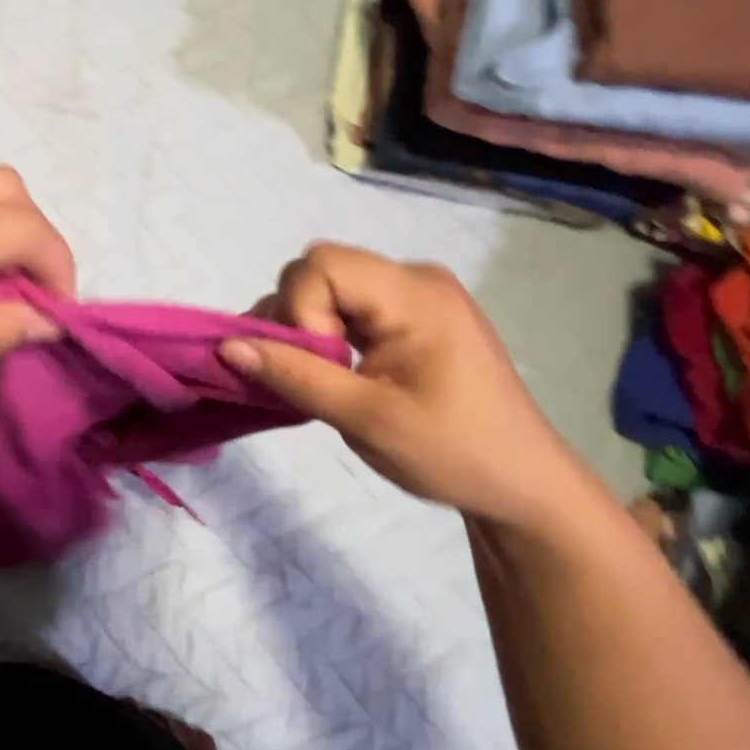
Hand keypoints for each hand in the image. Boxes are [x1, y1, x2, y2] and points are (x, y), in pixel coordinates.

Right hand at [221, 243, 599, 530]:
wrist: (523, 485)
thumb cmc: (451, 452)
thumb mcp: (365, 419)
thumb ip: (294, 376)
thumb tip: (226, 347)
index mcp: (415, 295)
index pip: (322, 264)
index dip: (301, 308)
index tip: (321, 363)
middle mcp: (415, 280)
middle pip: (320, 270)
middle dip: (297, 318)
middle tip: (316, 374)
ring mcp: (415, 296)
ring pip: (326, 287)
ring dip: (306, 329)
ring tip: (321, 379)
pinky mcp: (411, 317)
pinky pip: (346, 305)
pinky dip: (325, 333)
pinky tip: (334, 371)